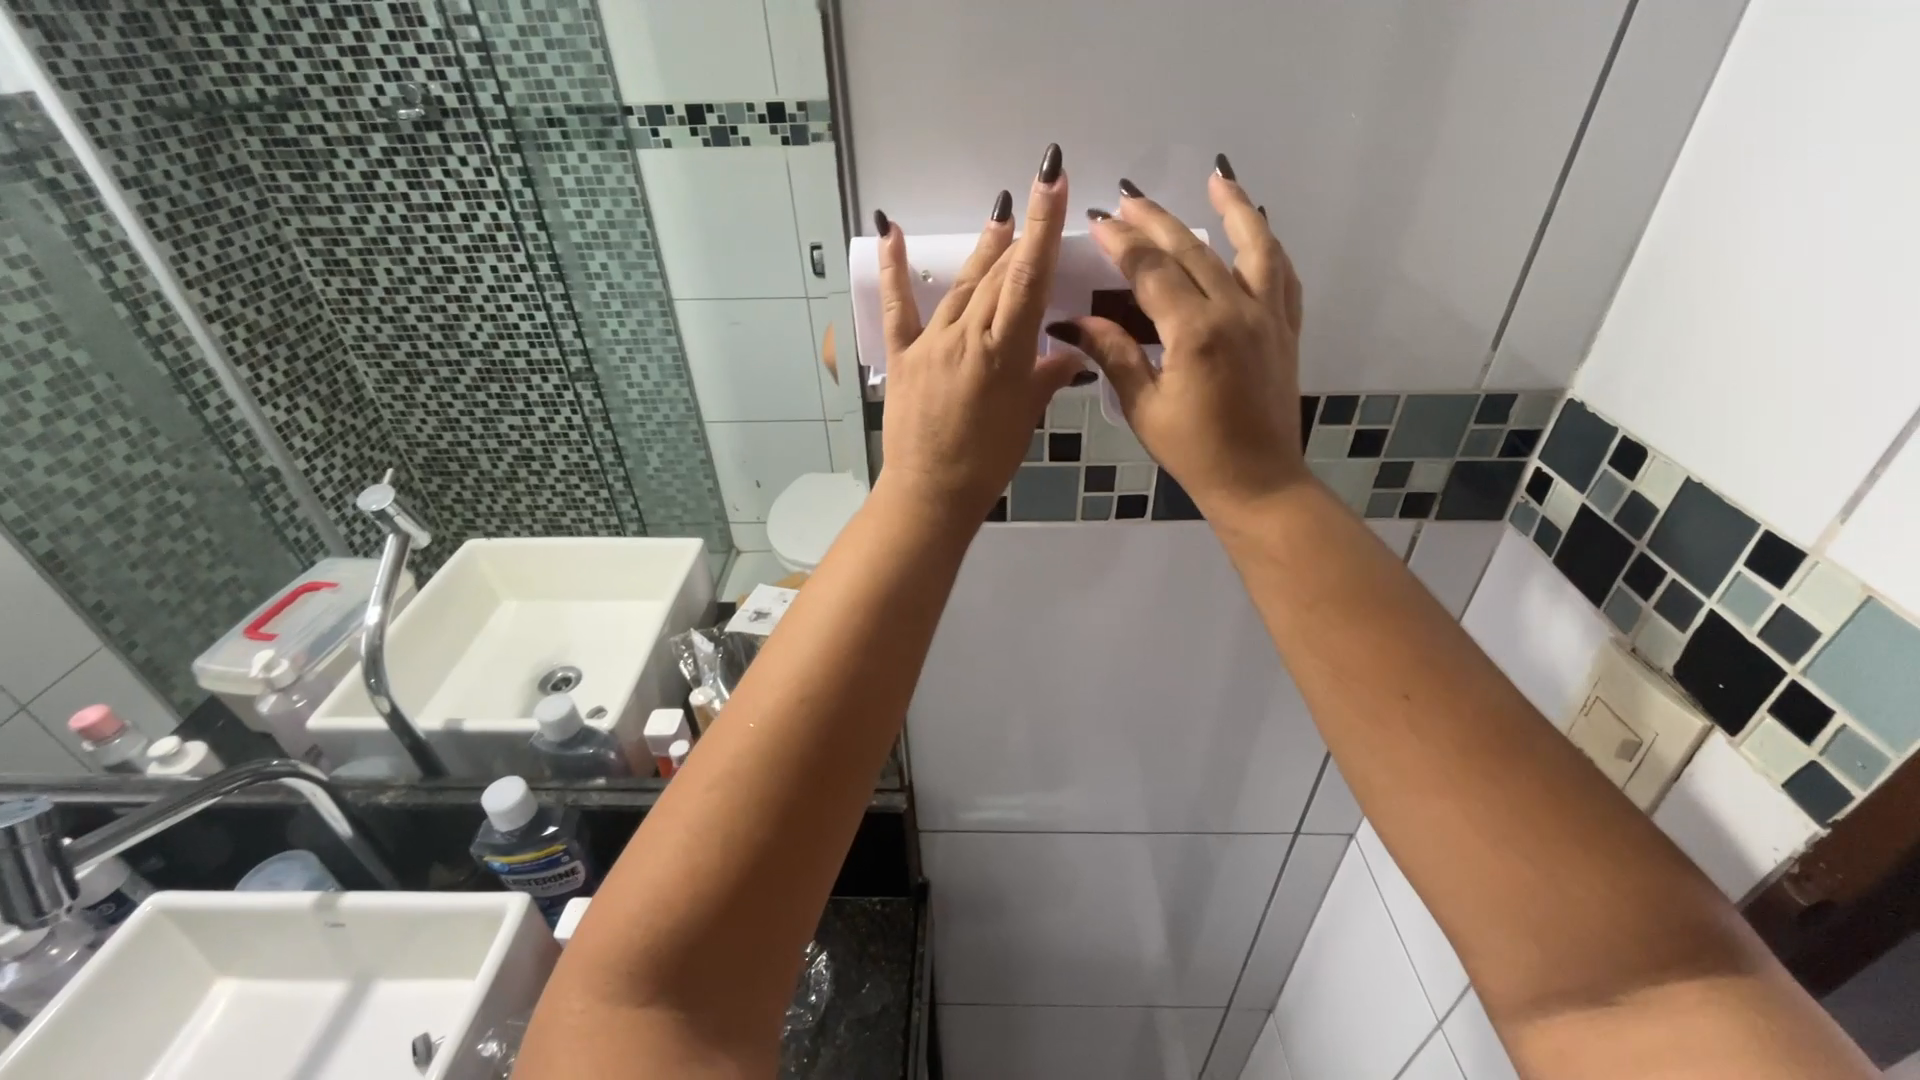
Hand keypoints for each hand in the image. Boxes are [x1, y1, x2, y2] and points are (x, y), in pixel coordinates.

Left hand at [874, 144, 1084, 524]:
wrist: (931, 492)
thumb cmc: (988, 462)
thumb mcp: (1025, 419)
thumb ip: (1046, 378)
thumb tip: (1071, 353)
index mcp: (1004, 353)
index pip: (1029, 279)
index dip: (1042, 228)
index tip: (1049, 179)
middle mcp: (967, 337)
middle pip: (998, 277)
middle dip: (1021, 239)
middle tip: (1037, 204)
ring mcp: (931, 343)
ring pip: (961, 286)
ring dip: (983, 251)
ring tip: (999, 217)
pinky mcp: (903, 356)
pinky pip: (899, 307)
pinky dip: (895, 269)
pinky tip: (891, 230)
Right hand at [1048, 158, 1307, 515]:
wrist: (1259, 481)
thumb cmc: (1194, 452)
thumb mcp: (1144, 407)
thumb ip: (1115, 355)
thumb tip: (1075, 322)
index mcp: (1195, 332)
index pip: (1151, 271)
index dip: (1123, 244)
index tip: (1099, 221)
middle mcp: (1236, 311)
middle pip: (1192, 250)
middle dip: (1156, 221)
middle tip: (1127, 199)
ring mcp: (1268, 316)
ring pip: (1251, 246)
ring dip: (1231, 208)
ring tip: (1215, 178)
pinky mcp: (1286, 328)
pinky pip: (1282, 274)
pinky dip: (1268, 245)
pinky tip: (1256, 228)